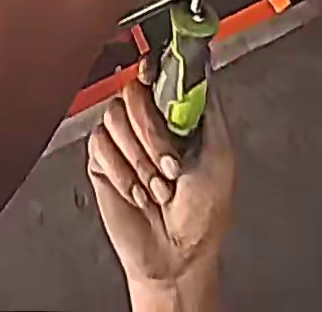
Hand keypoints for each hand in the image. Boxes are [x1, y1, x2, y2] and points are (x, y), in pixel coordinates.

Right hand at [87, 63, 235, 308]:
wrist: (176, 255)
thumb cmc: (204, 212)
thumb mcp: (221, 154)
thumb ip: (209, 106)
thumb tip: (204, 65)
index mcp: (175, 111)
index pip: (157, 71)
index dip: (152, 67)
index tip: (152, 73)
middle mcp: (147, 119)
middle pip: (132, 90)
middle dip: (151, 131)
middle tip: (168, 162)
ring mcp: (123, 137)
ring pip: (114, 116)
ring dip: (138, 158)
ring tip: (156, 184)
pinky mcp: (102, 159)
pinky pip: (100, 144)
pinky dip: (121, 172)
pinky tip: (136, 190)